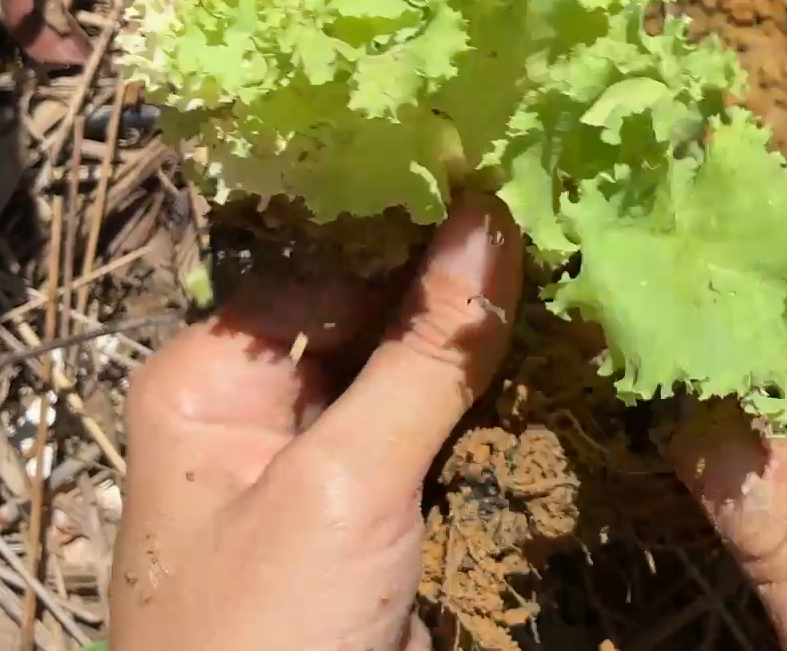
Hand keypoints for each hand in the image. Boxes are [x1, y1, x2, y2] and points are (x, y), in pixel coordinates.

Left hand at [109, 195, 522, 650]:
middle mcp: (266, 396)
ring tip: (568, 260)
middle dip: (460, 272)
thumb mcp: (348, 480)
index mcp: (218, 371)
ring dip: (484, 325)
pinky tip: (550, 339)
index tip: (507, 180)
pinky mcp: (380, 488)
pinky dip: (488, 380)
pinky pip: (437, 408)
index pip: (332, 259)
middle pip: (376, 304)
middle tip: (553, 212)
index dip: (418, 220)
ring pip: (415, 356)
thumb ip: (427, 350)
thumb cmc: (269, 636)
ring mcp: (327, 445)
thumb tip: (495, 215)